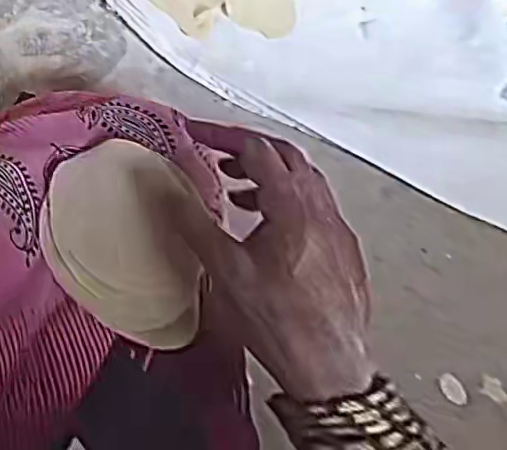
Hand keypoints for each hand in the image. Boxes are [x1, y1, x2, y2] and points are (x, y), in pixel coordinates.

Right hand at [174, 121, 374, 400]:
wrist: (332, 374)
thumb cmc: (281, 323)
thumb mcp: (225, 268)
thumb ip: (193, 220)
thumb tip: (164, 187)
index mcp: (293, 209)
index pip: (257, 149)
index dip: (221, 135)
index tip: (195, 132)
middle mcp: (322, 214)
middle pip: (286, 155)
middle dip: (246, 143)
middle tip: (215, 145)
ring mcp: (337, 233)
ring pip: (303, 178)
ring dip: (266, 168)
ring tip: (234, 180)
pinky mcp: (343, 252)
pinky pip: (313, 203)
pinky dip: (282, 193)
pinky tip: (261, 217)